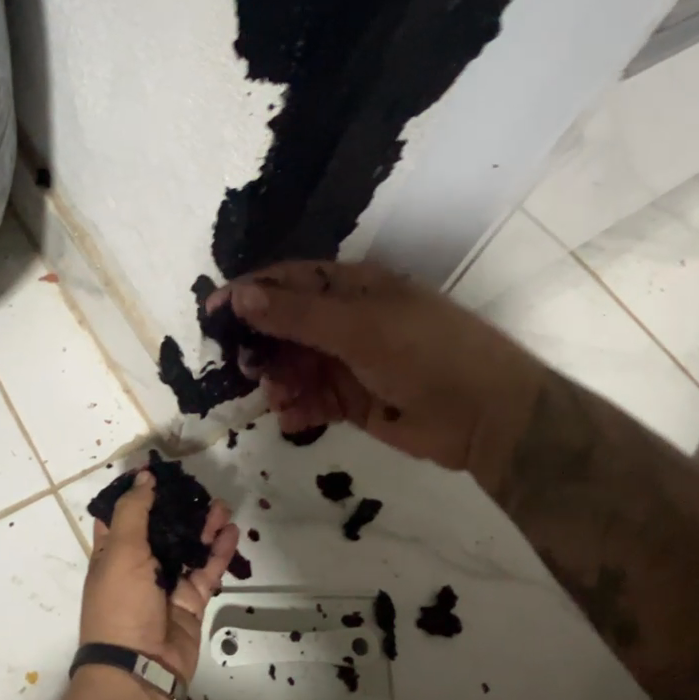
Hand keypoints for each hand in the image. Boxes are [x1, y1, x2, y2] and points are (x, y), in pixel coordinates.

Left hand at [83, 471, 239, 685]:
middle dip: (179, 507)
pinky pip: (206, 570)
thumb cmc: (121, 604)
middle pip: (161, 527)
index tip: (157, 470)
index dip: (137, 492)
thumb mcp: (121, 551)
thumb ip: (134, 512)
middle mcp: (139, 565)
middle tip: (199, 487)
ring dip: (204, 525)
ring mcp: (166, 583)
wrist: (138, 667)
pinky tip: (232, 532)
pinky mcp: (191, 600)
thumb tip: (143, 477)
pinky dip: (219, 551)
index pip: (122, 514)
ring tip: (222, 506)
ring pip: (188, 546)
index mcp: (112, 553)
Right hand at [209, 260, 524, 470]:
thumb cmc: (426, 354)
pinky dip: (298, 407)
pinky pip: (313, 399)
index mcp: (353, 288)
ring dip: (279, 380)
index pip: (289, 282)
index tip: (213, 313)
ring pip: (296, 365)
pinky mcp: (354, 400)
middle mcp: (347, 320)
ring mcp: (350, 361)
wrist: (486, 415)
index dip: (250, 293)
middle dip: (261, 345)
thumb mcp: (359, 329)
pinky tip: (291, 417)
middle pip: (286, 326)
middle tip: (240, 366)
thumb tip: (241, 296)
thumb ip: (298, 315)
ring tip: (275, 396)